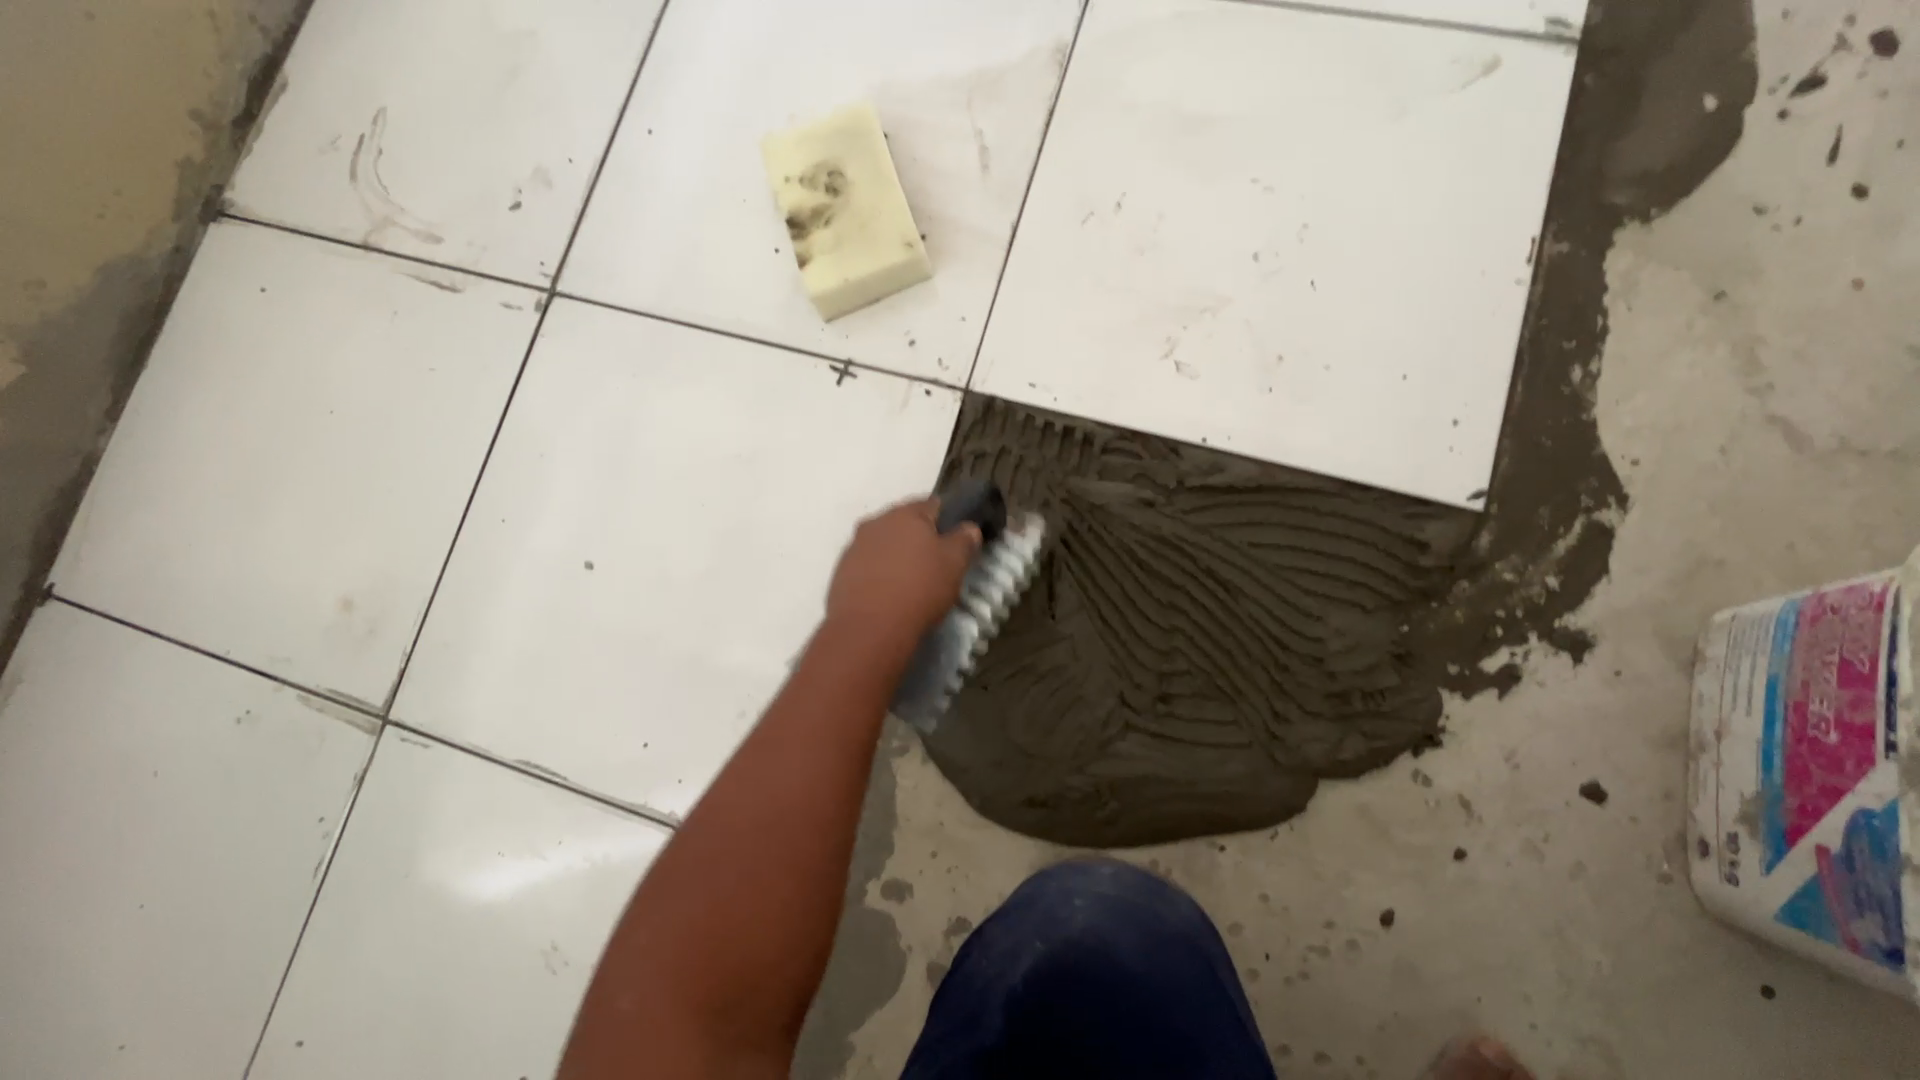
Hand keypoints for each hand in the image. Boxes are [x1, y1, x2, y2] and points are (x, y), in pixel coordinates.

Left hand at [826, 497, 981, 642]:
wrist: (869, 628)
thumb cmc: (919, 589)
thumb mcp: (955, 564)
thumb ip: (964, 540)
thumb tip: (969, 528)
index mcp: (904, 513)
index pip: (932, 504)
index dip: (947, 520)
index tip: (955, 541)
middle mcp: (875, 523)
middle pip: (903, 524)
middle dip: (918, 539)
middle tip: (934, 565)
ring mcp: (853, 547)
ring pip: (883, 545)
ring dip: (896, 557)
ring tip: (910, 584)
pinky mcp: (840, 573)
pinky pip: (867, 567)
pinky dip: (879, 576)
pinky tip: (888, 596)